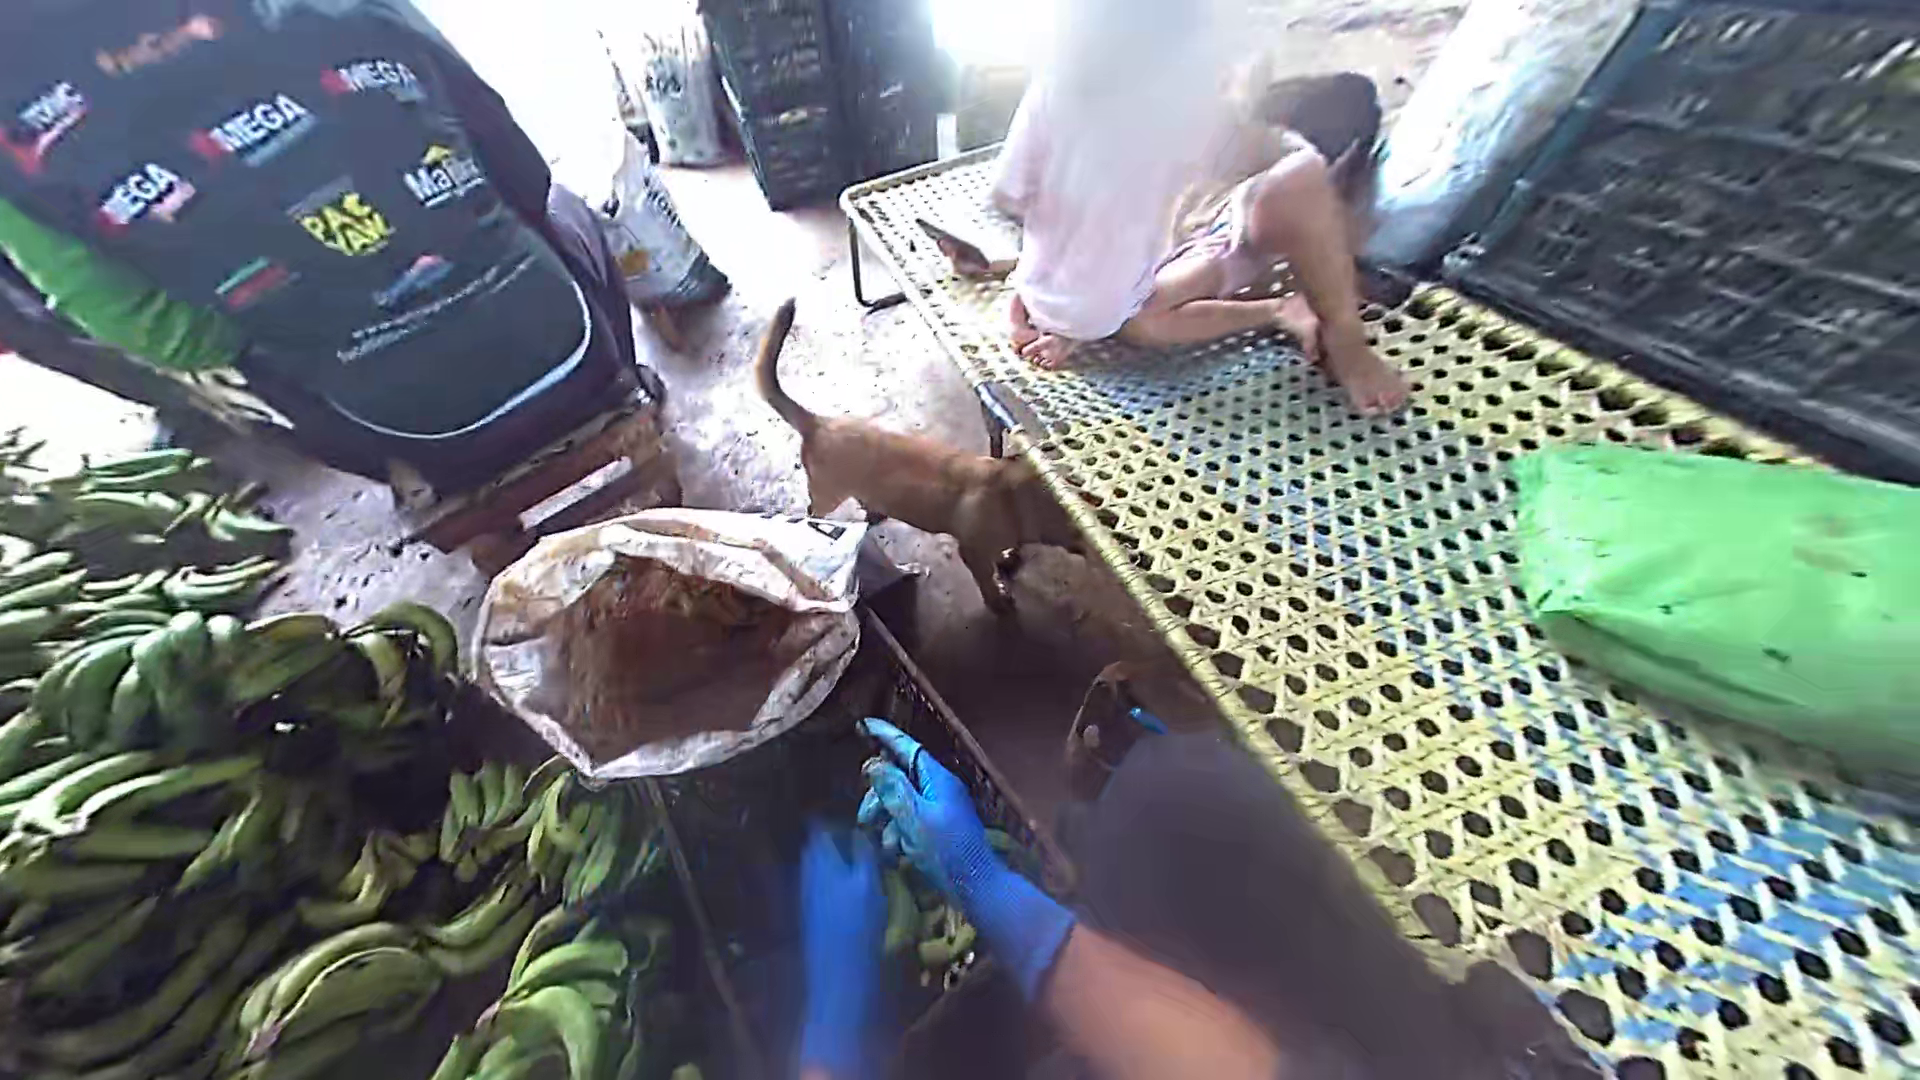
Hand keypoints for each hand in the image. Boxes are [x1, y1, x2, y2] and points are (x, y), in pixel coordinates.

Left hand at [799, 821, 884, 1076]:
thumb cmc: (857, 926)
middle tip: (867, 841)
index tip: (862, 819)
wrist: (839, 981)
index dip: (839, 819)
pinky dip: (839, 878)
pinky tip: (858, 890)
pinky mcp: (813, 915)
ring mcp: (808, 896)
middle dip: (841, 839)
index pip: (820, 826)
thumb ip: (864, 851)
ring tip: (867, 864)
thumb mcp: (869, 881)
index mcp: (818, 860)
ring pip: (822, 865)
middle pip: (819, 845)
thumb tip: (863, 829)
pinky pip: (824, 883)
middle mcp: (807, 874)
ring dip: (841, 860)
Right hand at [857, 718, 991, 894]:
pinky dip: (899, 833)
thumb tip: (874, 763)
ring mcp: (939, 807)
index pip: (907, 748)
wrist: (978, 888)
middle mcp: (938, 787)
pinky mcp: (938, 827)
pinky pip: (910, 821)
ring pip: (901, 801)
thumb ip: (893, 790)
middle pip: (899, 777)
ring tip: (887, 843)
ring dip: (888, 819)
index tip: (864, 725)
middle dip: (879, 796)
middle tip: (864, 818)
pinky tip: (897, 851)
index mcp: (937, 778)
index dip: (885, 735)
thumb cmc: (948, 852)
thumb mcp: (915, 819)